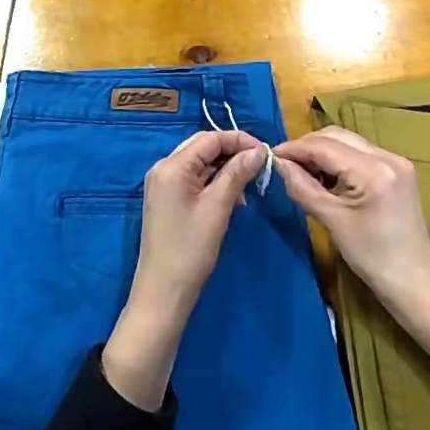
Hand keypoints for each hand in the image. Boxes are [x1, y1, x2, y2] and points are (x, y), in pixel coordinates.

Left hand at [130, 129, 265, 317]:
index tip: (266, 151)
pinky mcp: (167, 198)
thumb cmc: (191, 248)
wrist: (163, 290)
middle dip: (232, 151)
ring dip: (225, 166)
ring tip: (251, 180)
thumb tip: (258, 150)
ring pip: (199, 162)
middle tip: (261, 163)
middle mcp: (163, 167)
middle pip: (203, 146)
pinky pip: (193, 178)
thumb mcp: (217, 207)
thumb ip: (237, 173)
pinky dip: (214, 180)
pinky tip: (233, 194)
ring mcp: (163, 183)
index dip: (239, 140)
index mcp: (172, 165)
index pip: (210, 138)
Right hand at [274, 126, 429, 313]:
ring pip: (348, 141)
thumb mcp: (332, 221)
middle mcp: (388, 156)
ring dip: (322, 151)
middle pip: (337, 136)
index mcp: (374, 170)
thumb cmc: (372, 256)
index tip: (270, 156)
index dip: (294, 148)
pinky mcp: (397, 169)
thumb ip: (303, 188)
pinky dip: (338, 159)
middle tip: (284, 164)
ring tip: (303, 173)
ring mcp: (396, 161)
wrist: (413, 280)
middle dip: (307, 146)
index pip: (325, 146)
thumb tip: (278, 164)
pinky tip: (326, 178)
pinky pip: (359, 152)